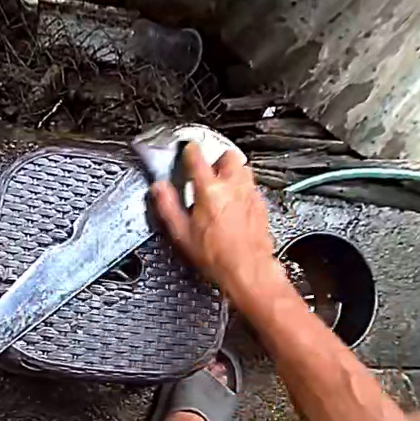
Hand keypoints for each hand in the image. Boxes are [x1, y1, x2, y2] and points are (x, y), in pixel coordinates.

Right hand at [150, 141, 287, 305]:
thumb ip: (168, 206)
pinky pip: (251, 186)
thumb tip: (159, 189)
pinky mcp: (260, 205)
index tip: (187, 151)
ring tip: (220, 184)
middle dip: (216, 159)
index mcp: (210, 189)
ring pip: (243, 168)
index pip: (198, 156)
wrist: (247, 270)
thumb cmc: (217, 256)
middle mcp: (233, 187)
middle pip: (227, 155)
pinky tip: (233, 203)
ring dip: (231, 172)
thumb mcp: (182, 233)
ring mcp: (250, 194)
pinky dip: (241, 189)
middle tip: (206, 169)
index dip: (189, 150)